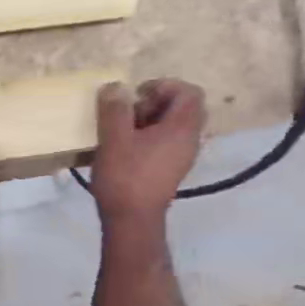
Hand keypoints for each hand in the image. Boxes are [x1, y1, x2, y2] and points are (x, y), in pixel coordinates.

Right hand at [88, 79, 205, 220]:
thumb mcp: (114, 139)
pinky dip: (150, 138)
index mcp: (182, 127)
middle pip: (183, 108)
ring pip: (174, 127)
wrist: (132, 219)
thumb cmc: (125, 177)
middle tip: (129, 112)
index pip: (188, 92)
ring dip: (150, 122)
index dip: (164, 86)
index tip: (136, 93)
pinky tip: (127, 149)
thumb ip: (115, 110)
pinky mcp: (171, 170)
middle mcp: (190, 139)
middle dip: (156, 104)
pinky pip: (167, 143)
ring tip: (123, 131)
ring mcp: (183, 156)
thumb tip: (115, 87)